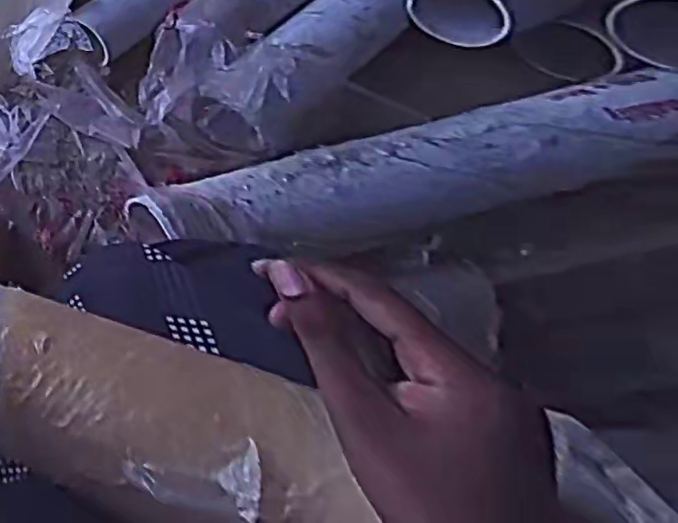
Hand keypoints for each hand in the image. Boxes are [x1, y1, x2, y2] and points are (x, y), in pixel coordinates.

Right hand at [254, 260, 557, 522]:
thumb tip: (286, 275)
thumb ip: (322, 337)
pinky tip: (347, 363)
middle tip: (274, 307)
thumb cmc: (417, 497)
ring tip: (298, 330)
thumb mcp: (358, 412)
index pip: (380, 299)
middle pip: (396, 320)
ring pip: (407, 345)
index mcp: (466, 373)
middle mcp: (492, 380)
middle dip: (329, 305)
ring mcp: (498, 405)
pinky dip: (377, 358)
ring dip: (349, 330)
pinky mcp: (491, 425)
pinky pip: (422, 370)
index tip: (265, 267)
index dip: (319, 275)